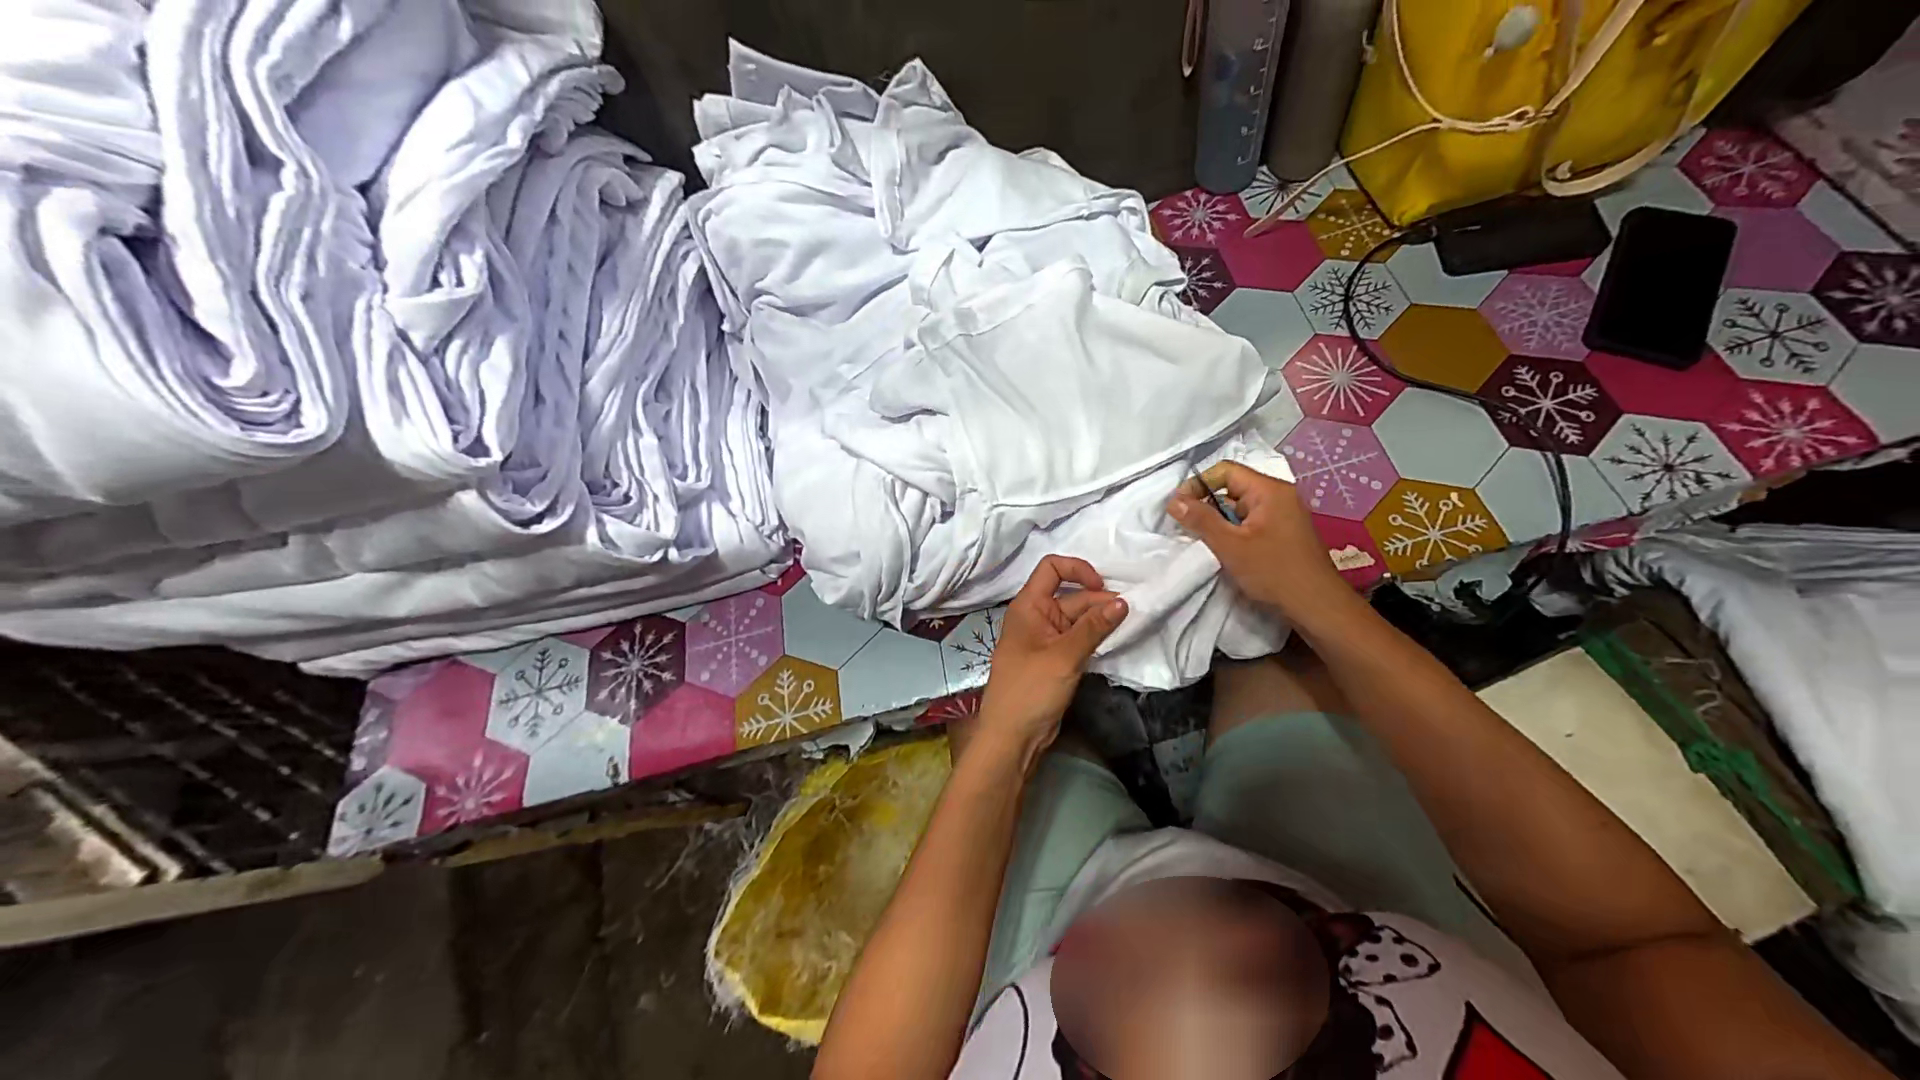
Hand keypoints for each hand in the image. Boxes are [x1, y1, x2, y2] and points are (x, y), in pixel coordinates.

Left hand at [961, 556, 1127, 772]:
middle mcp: (1036, 617)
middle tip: (1130, 613)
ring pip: (1078, 619)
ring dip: (1100, 620)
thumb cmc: (1030, 690)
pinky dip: (1095, 637)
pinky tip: (1116, 641)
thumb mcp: (1064, 656)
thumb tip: (1122, 602)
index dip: (1078, 569)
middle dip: (1099, 601)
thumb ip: (1093, 628)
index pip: (1051, 568)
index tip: (1103, 588)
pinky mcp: (1055, 659)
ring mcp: (1046, 639)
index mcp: (1028, 606)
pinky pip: (1078, 639)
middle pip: (1071, 595)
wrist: (1012, 736)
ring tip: (1129, 625)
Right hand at [1166, 462, 1356, 622]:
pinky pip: (1252, 521)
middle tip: (1187, 526)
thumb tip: (1174, 501)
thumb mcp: (1230, 545)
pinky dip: (1234, 531)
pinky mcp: (1284, 532)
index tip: (1179, 507)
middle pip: (1233, 487)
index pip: (1225, 471)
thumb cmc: (1273, 572)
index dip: (1198, 484)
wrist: (1316, 605)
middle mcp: (1279, 495)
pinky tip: (1225, 549)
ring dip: (1220, 521)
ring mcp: (1284, 514)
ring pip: (1241, 507)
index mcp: (1269, 490)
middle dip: (1207, 504)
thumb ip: (1200, 520)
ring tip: (1204, 540)